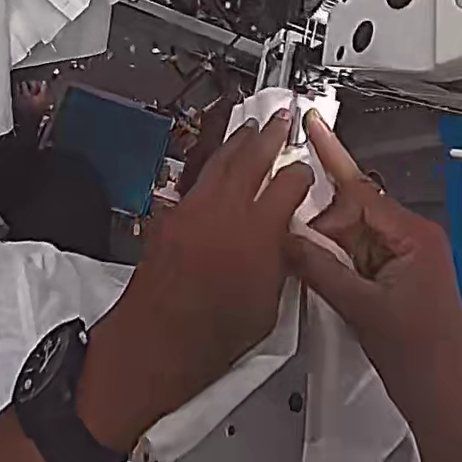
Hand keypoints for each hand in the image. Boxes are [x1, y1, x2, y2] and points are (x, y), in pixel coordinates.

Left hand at [77, 111, 311, 448]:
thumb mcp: (269, 306)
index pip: (289, 184)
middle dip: (271, 135)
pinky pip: (197, 178)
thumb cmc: (210, 336)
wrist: (155, 342)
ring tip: (250, 127)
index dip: (302, 174)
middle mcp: (228, 210)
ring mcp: (197, 208)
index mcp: (260, 231)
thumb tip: (286, 244)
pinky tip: (218, 161)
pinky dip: (212, 163)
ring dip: (239, 140)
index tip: (305, 172)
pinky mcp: (174, 215)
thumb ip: (281, 263)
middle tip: (280, 118)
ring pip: (222, 160)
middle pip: (254, 157)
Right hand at [285, 111, 461, 416]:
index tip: (314, 127)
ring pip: (353, 235)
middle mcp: (412, 238)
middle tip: (301, 247)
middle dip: (324, 230)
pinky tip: (335, 285)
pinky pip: (359, 254)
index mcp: (413, 235)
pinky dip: (340, 265)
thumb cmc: (424, 359)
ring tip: (329, 283)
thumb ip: (321, 266)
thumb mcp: (362, 308)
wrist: (444, 400)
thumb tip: (292, 238)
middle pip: (353, 212)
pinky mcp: (398, 274)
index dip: (331, 154)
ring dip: (332, 251)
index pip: (362, 187)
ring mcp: (406, 256)